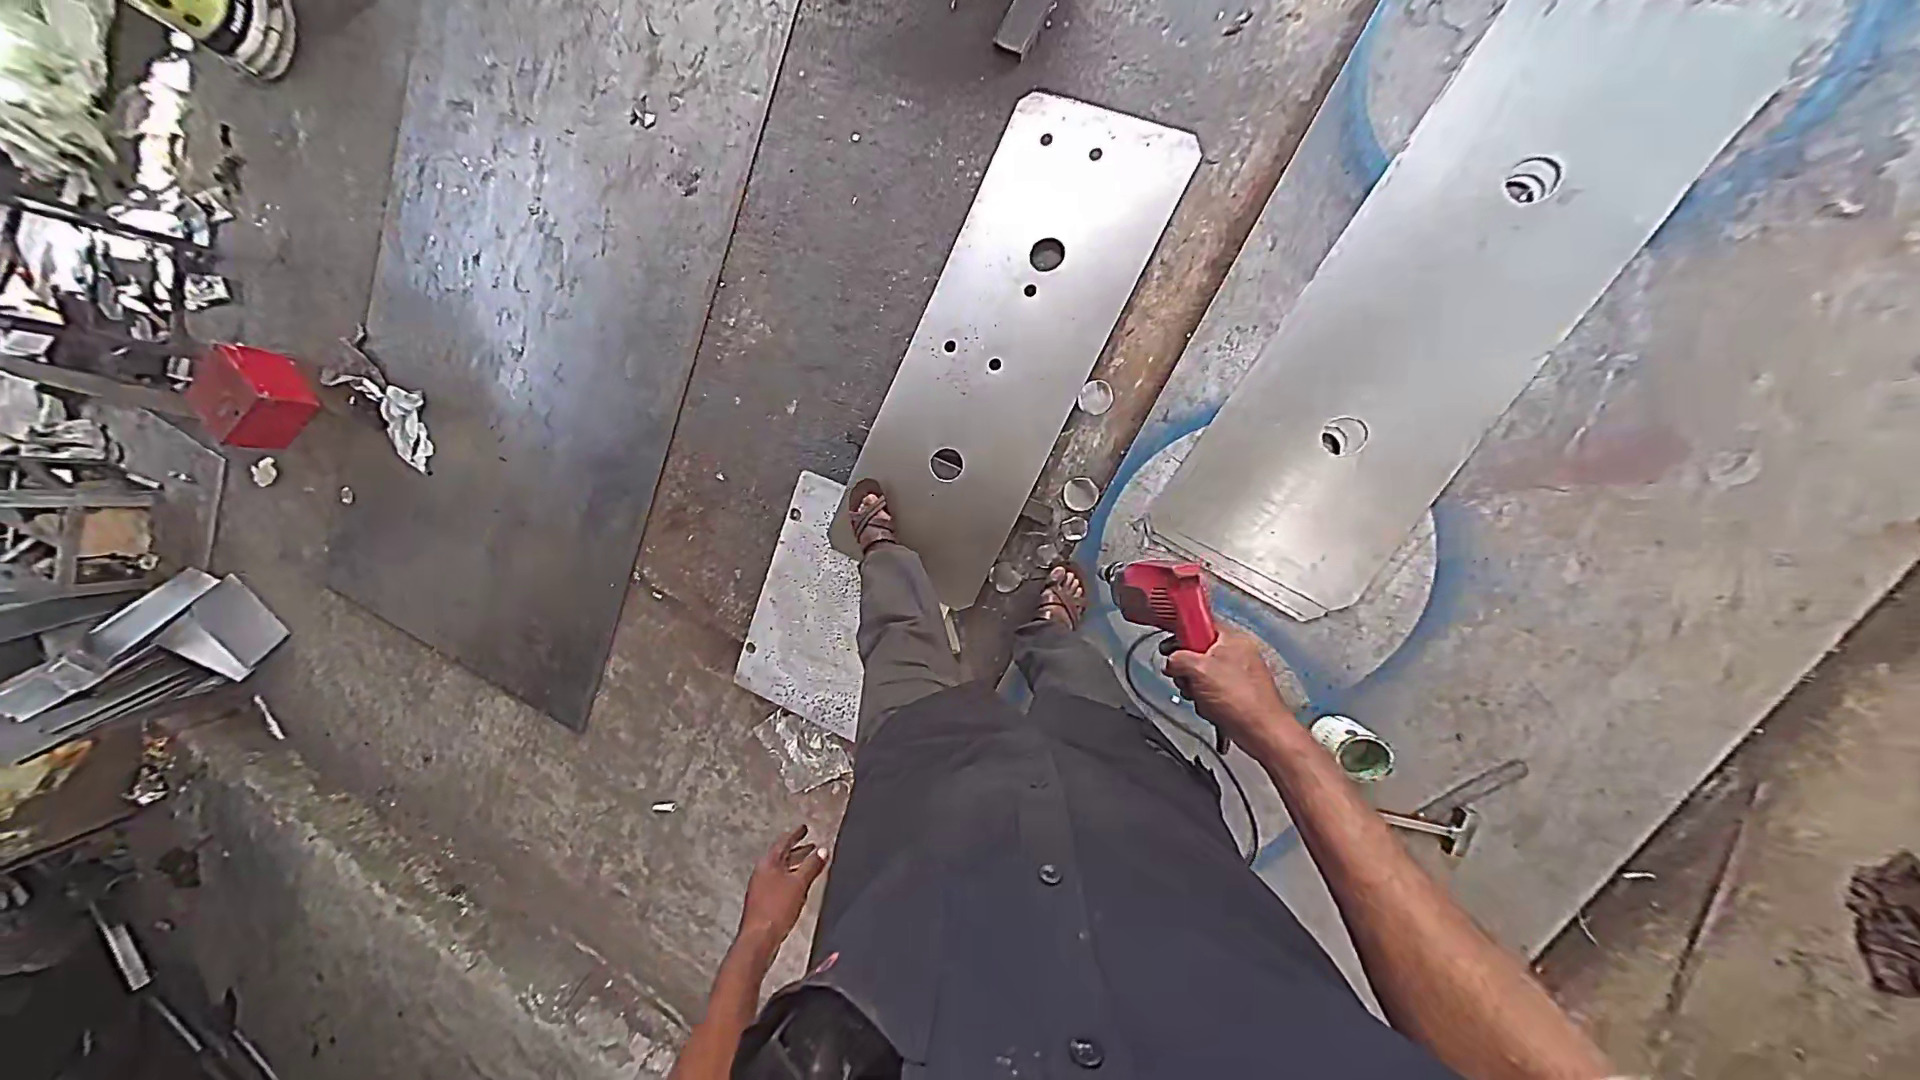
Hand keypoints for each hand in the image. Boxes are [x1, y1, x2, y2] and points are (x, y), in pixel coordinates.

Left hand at [738, 825, 829, 950]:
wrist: (758, 940)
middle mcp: (761, 872)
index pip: (784, 842)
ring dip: (794, 866)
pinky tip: (798, 888)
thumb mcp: (800, 883)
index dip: (795, 835)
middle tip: (809, 845)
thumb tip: (823, 850)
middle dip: (797, 851)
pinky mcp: (761, 902)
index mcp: (769, 863)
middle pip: (781, 856)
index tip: (804, 828)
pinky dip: (790, 879)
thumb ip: (812, 865)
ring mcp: (760, 888)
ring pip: (780, 870)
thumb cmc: (776, 908)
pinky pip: (778, 883)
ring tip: (808, 865)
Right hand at [1163, 627, 1292, 747]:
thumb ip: (1177, 659)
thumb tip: (1170, 662)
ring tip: (1199, 695)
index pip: (1201, 623)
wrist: (1262, 733)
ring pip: (1201, 672)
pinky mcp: (1237, 693)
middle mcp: (1238, 653)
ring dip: (1193, 685)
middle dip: (1186, 667)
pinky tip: (1208, 706)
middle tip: (1185, 676)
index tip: (1171, 644)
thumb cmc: (1243, 701)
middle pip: (1198, 650)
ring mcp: (1238, 674)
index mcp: (1233, 639)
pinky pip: (1210, 689)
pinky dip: (1204, 698)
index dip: (1182, 633)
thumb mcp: (1198, 669)